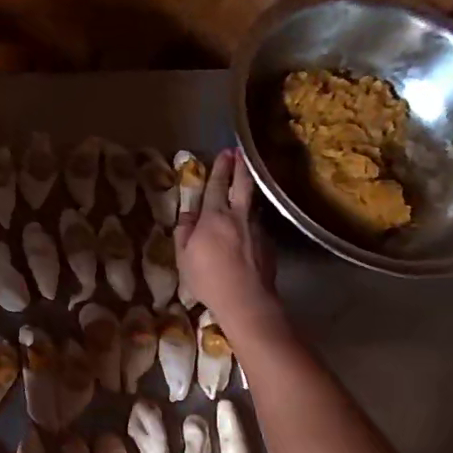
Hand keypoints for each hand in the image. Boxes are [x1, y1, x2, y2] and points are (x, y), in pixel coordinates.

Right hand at [176, 149, 278, 332]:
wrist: (246, 300)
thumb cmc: (208, 279)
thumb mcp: (184, 257)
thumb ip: (184, 231)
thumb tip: (186, 214)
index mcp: (214, 216)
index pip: (217, 185)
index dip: (220, 167)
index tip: (225, 153)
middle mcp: (239, 216)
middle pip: (242, 185)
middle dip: (240, 167)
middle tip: (240, 154)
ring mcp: (257, 229)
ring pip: (252, 204)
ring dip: (247, 192)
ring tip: (243, 187)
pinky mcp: (268, 244)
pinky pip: (257, 225)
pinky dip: (251, 219)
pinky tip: (247, 227)